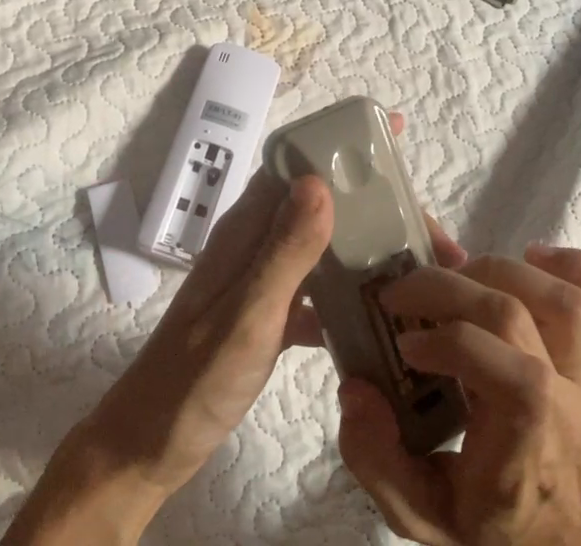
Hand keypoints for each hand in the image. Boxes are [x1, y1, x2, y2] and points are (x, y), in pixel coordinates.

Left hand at [9, 113, 461, 543]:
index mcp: (244, 233)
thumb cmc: (194, 381)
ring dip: (367, 248)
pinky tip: (383, 320)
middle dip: (371, 203)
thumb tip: (320, 181)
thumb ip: (283, 252)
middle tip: (430, 229)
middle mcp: (252, 247)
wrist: (149, 446)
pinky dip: (349, 297)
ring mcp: (259, 284)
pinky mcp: (266, 319)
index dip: (340, 145)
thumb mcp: (246, 315)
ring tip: (421, 266)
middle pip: (317, 204)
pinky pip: (316, 293)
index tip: (392, 133)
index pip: (294, 166)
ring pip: (321, 247)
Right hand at [337, 244, 580, 545]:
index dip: (448, 343)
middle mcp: (561, 399)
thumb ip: (377, 461)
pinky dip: (577, 267)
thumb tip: (357, 391)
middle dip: (446, 288)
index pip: (510, 375)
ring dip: (499, 269)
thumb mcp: (419, 515)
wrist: (565, 538)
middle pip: (517, 314)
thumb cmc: (490, 524)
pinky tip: (533, 257)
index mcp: (523, 441)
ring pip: (564, 299)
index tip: (402, 346)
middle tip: (397, 295)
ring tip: (453, 274)